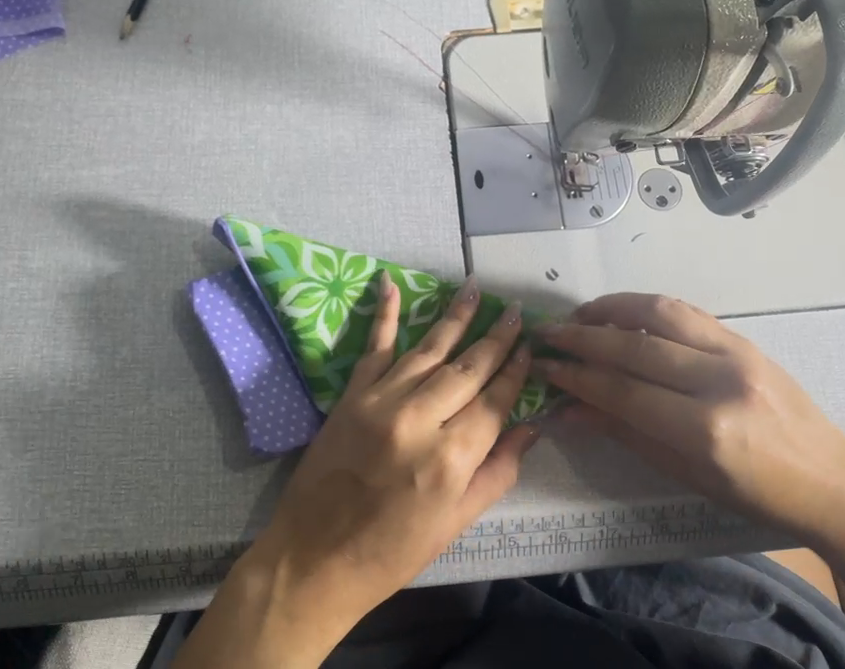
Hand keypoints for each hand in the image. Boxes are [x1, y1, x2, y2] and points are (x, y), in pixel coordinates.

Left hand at [176, 275, 539, 668]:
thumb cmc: (393, 553)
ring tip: (475, 289)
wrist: (314, 560)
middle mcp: (419, 420)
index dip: (515, 371)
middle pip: (467, 369)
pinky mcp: (351, 397)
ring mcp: (381, 402)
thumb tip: (530, 427)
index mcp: (451, 459)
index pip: (494, 400)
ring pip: (428, 350)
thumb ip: (497, 472)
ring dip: (455, 317)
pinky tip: (392, 284)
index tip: (530, 345)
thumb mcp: (456, 524)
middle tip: (515, 310)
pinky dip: (384, 314)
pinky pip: (374, 348)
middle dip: (495, 338)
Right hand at [537, 293, 844, 548]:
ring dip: (612, 309)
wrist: (832, 480)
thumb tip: (568, 410)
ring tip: (579, 315)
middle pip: (635, 347)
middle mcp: (720, 382)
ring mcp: (736, 354)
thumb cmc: (757, 495)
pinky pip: (686, 312)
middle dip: (583, 339)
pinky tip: (622, 312)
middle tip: (546, 336)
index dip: (577, 378)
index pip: (624, 392)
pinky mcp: (744, 339)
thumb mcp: (686, 475)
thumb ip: (626, 433)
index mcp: (707, 430)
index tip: (543, 367)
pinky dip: (646, 307)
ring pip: (660, 313)